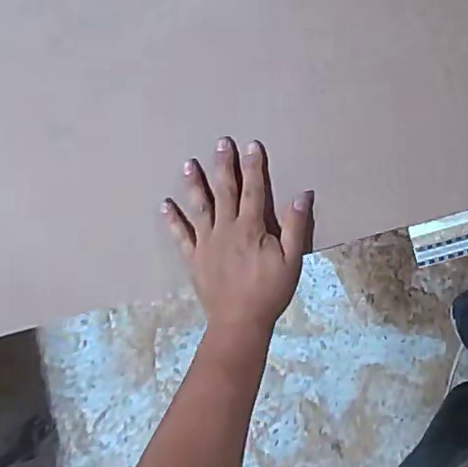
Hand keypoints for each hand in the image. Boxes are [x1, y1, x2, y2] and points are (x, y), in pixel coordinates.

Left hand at [163, 137, 314, 342]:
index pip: (253, 190)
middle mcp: (226, 230)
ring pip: (200, 208)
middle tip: (221, 143)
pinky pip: (181, 236)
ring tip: (189, 164)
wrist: (239, 323)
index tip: (252, 145)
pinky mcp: (194, 259)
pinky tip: (165, 206)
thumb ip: (296, 226)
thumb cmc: (270, 290)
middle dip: (224, 166)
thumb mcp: (293, 259)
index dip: (253, 166)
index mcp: (251, 228)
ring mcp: (207, 243)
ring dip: (195, 185)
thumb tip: (302, 195)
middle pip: (225, 191)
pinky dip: (172, 220)